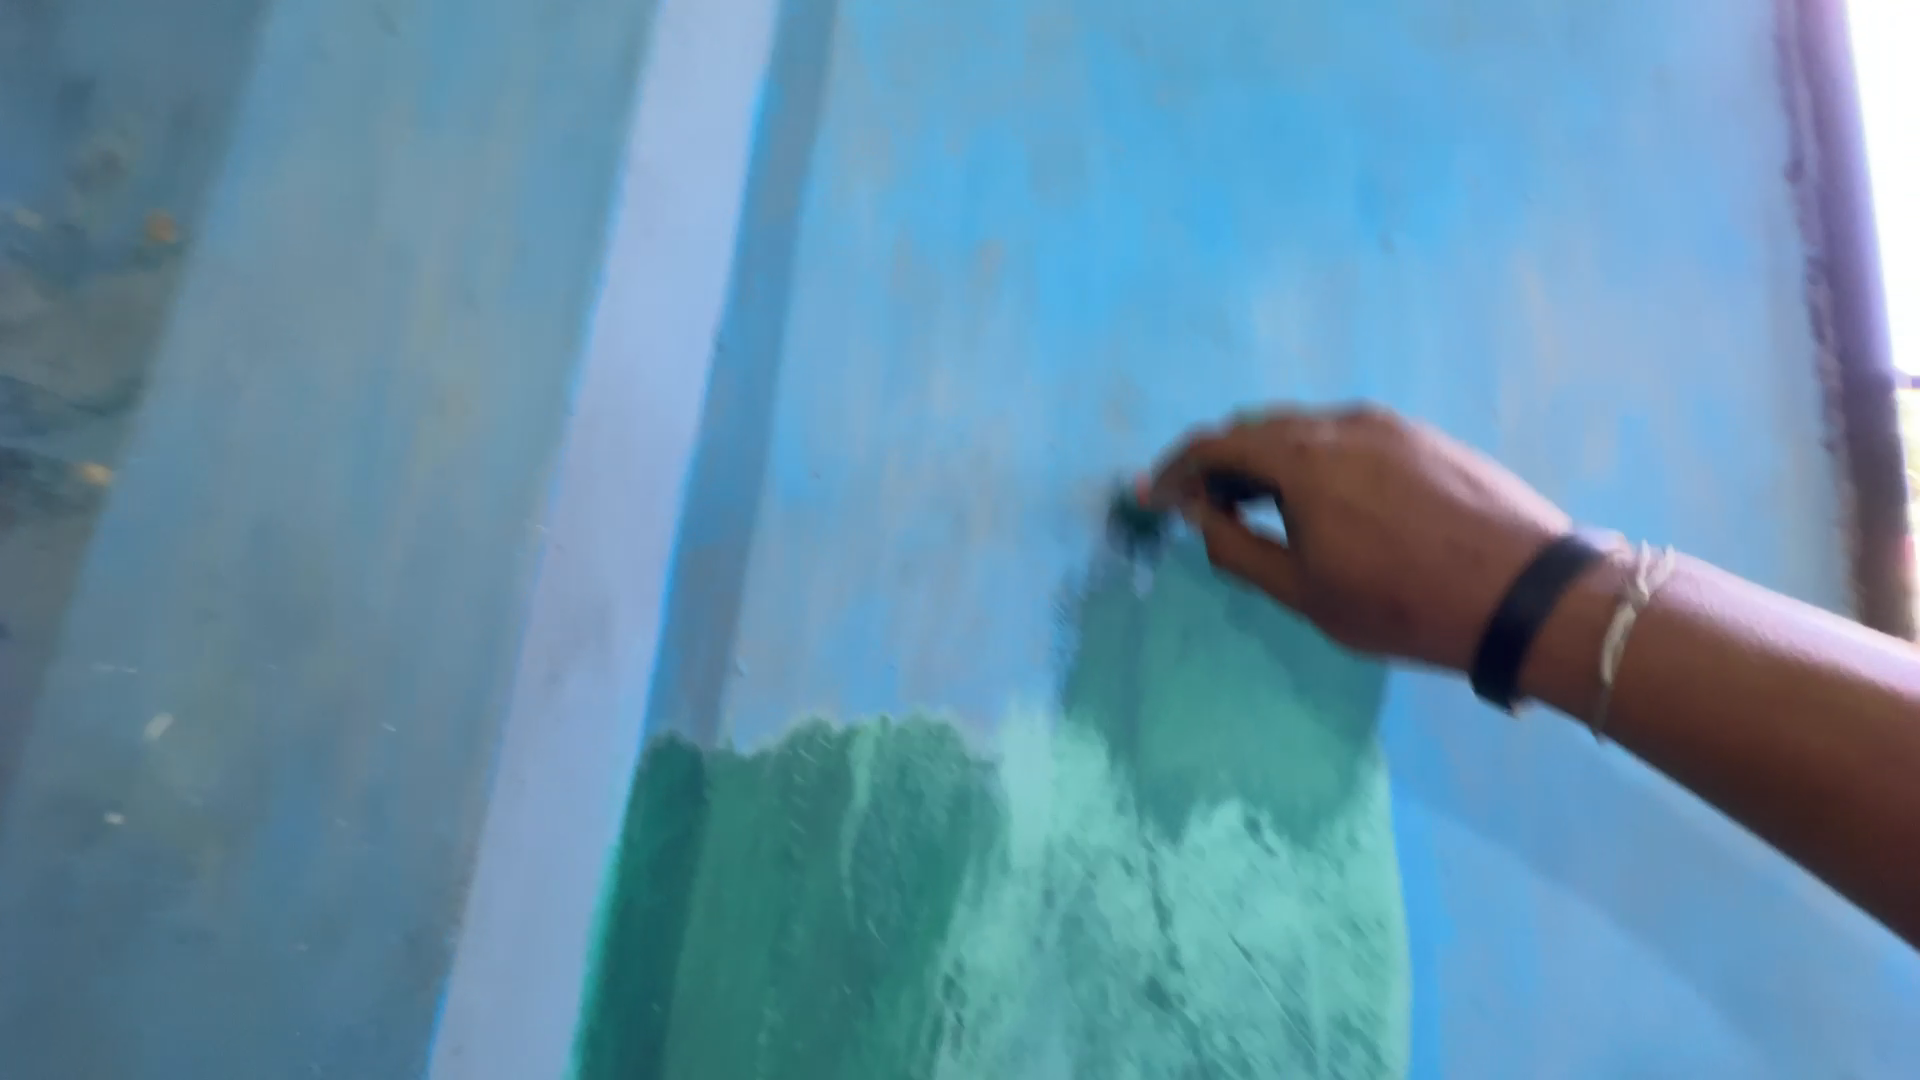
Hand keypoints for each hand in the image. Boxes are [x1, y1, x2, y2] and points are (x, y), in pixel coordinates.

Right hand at [1146, 405, 1577, 671]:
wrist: (1529, 597)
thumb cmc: (1400, 603)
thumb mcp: (1300, 591)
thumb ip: (1233, 547)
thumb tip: (1196, 514)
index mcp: (1301, 459)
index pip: (1213, 445)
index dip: (1174, 470)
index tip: (1155, 497)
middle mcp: (1338, 424)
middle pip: (1253, 429)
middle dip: (1216, 465)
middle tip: (1206, 509)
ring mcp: (1385, 425)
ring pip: (1300, 429)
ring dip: (1264, 461)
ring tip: (1261, 507)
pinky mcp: (1420, 435)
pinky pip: (1342, 434)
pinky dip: (1308, 458)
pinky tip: (1322, 498)